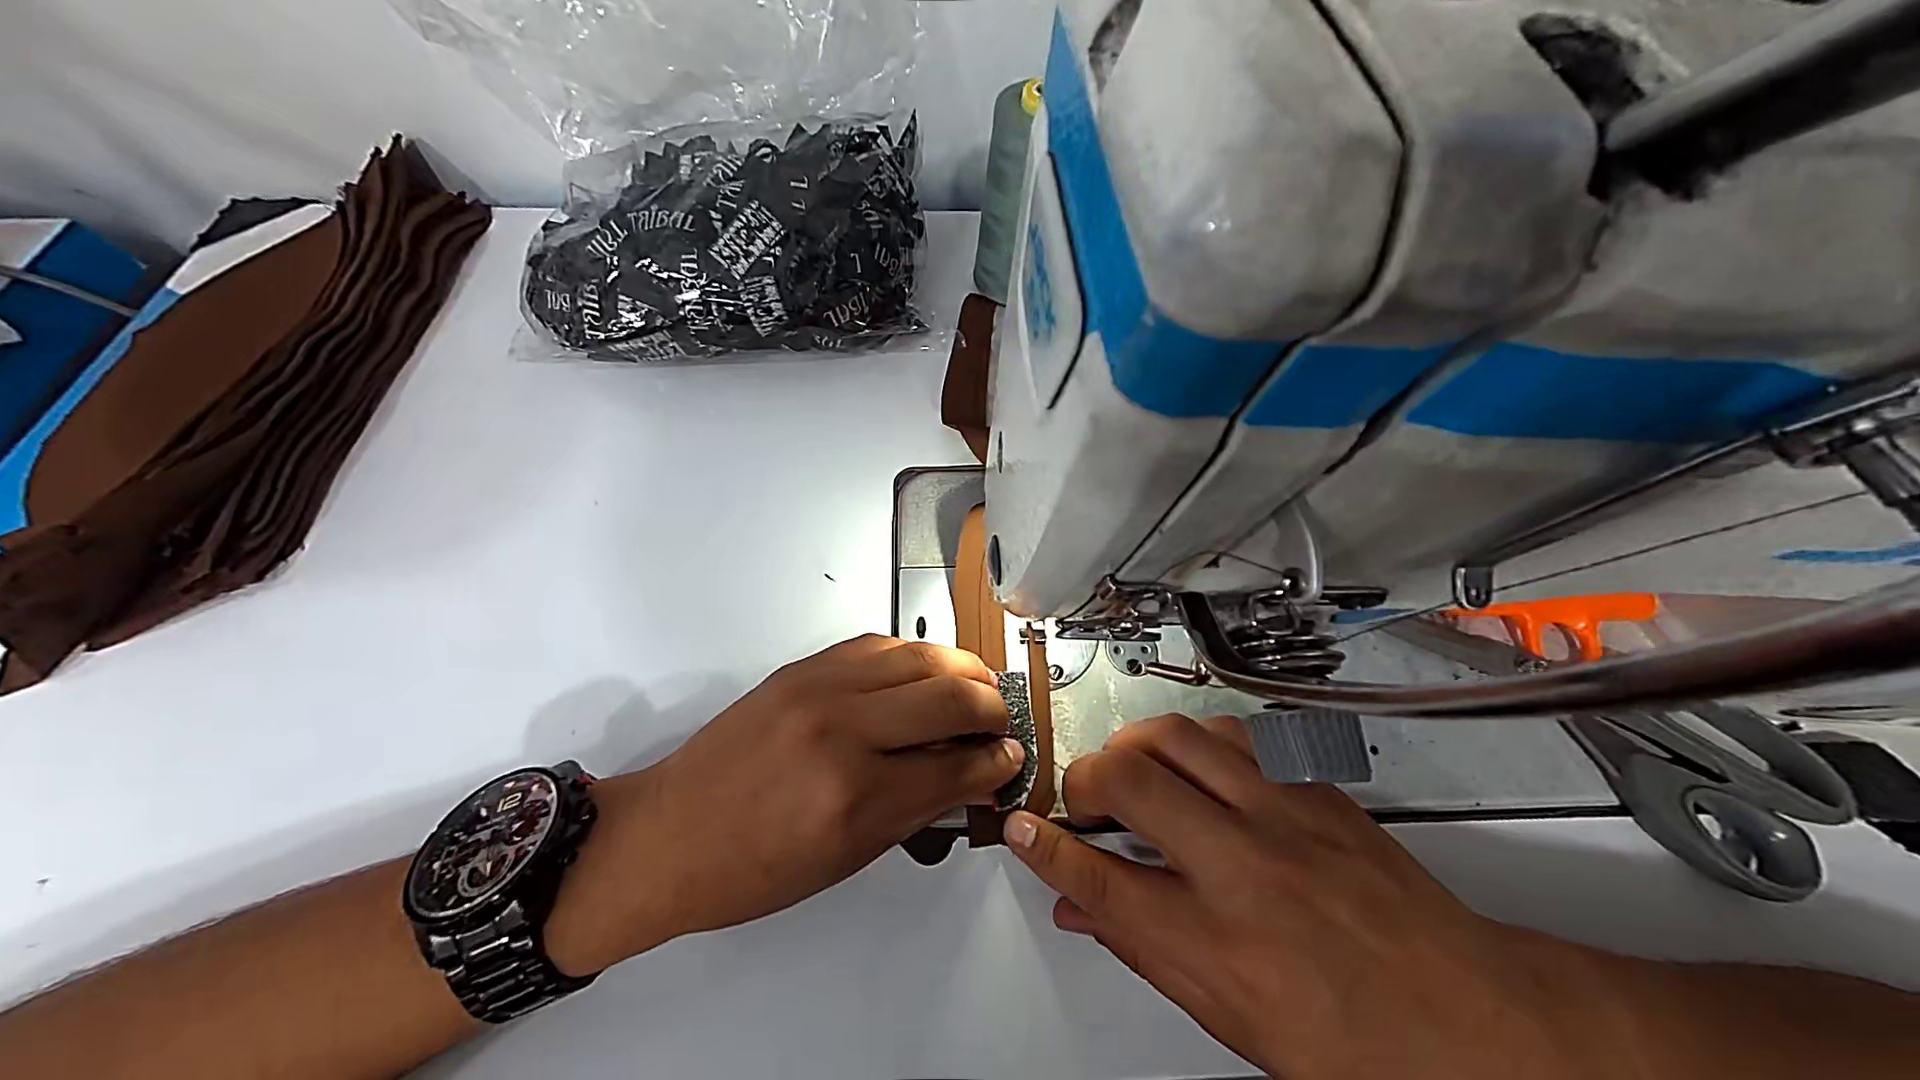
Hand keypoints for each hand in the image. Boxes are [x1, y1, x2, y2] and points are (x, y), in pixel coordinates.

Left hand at [547, 635, 1021, 972]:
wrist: (667, 836)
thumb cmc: (750, 868)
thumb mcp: (847, 857)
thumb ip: (917, 809)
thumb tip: (969, 777)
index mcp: (856, 797)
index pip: (958, 765)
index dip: (996, 762)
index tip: (1009, 759)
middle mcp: (841, 730)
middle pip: (952, 694)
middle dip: (993, 707)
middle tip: (1001, 722)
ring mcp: (818, 688)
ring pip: (920, 655)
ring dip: (962, 669)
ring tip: (976, 687)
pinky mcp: (800, 668)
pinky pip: (877, 644)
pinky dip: (913, 655)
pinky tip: (924, 671)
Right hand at [1003, 714, 1625, 1079]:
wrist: (1476, 1024)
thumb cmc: (1360, 1045)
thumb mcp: (1231, 1018)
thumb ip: (1145, 948)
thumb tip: (1085, 908)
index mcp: (1219, 947)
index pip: (1099, 880)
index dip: (1045, 847)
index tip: (1022, 827)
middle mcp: (1247, 871)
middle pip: (1127, 783)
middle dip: (1082, 780)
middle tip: (1078, 797)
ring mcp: (1286, 818)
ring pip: (1177, 739)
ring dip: (1134, 747)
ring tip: (1127, 770)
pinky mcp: (1315, 791)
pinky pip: (1234, 736)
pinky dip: (1193, 742)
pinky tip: (1191, 765)